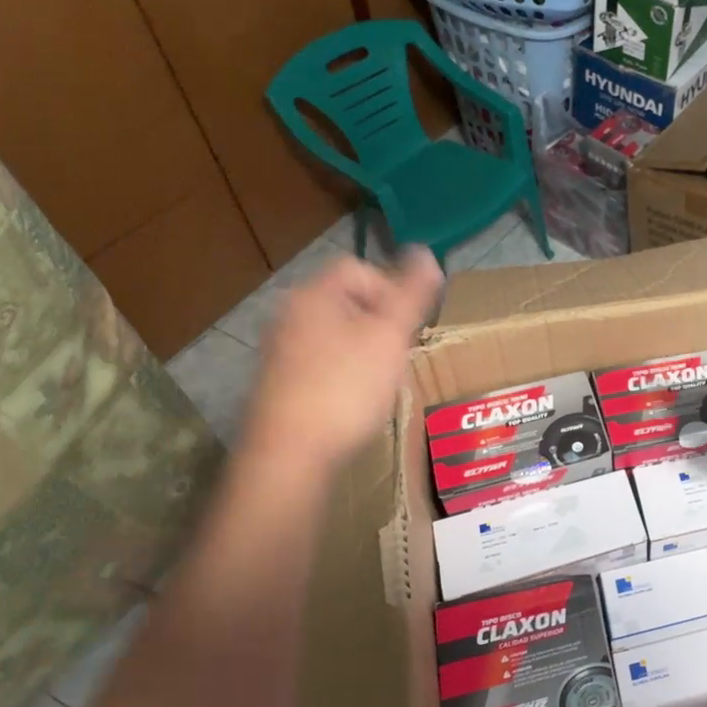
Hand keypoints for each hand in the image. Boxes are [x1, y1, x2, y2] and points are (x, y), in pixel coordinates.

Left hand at [241, 246, 443, 467]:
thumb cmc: (346, 389)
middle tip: (397, 354)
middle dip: (381, 323)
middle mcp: (290, 313)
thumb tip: (427, 252)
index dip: (391, 290)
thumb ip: (412, 293)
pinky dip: (345, 372)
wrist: (291, 453)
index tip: (405, 327)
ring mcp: (280, 348)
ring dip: (366, 349)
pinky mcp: (280, 380)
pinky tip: (355, 399)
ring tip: (380, 379)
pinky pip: (323, 360)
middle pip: (349, 301)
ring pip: (338, 332)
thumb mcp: (390, 336)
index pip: (359, 268)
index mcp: (313, 294)